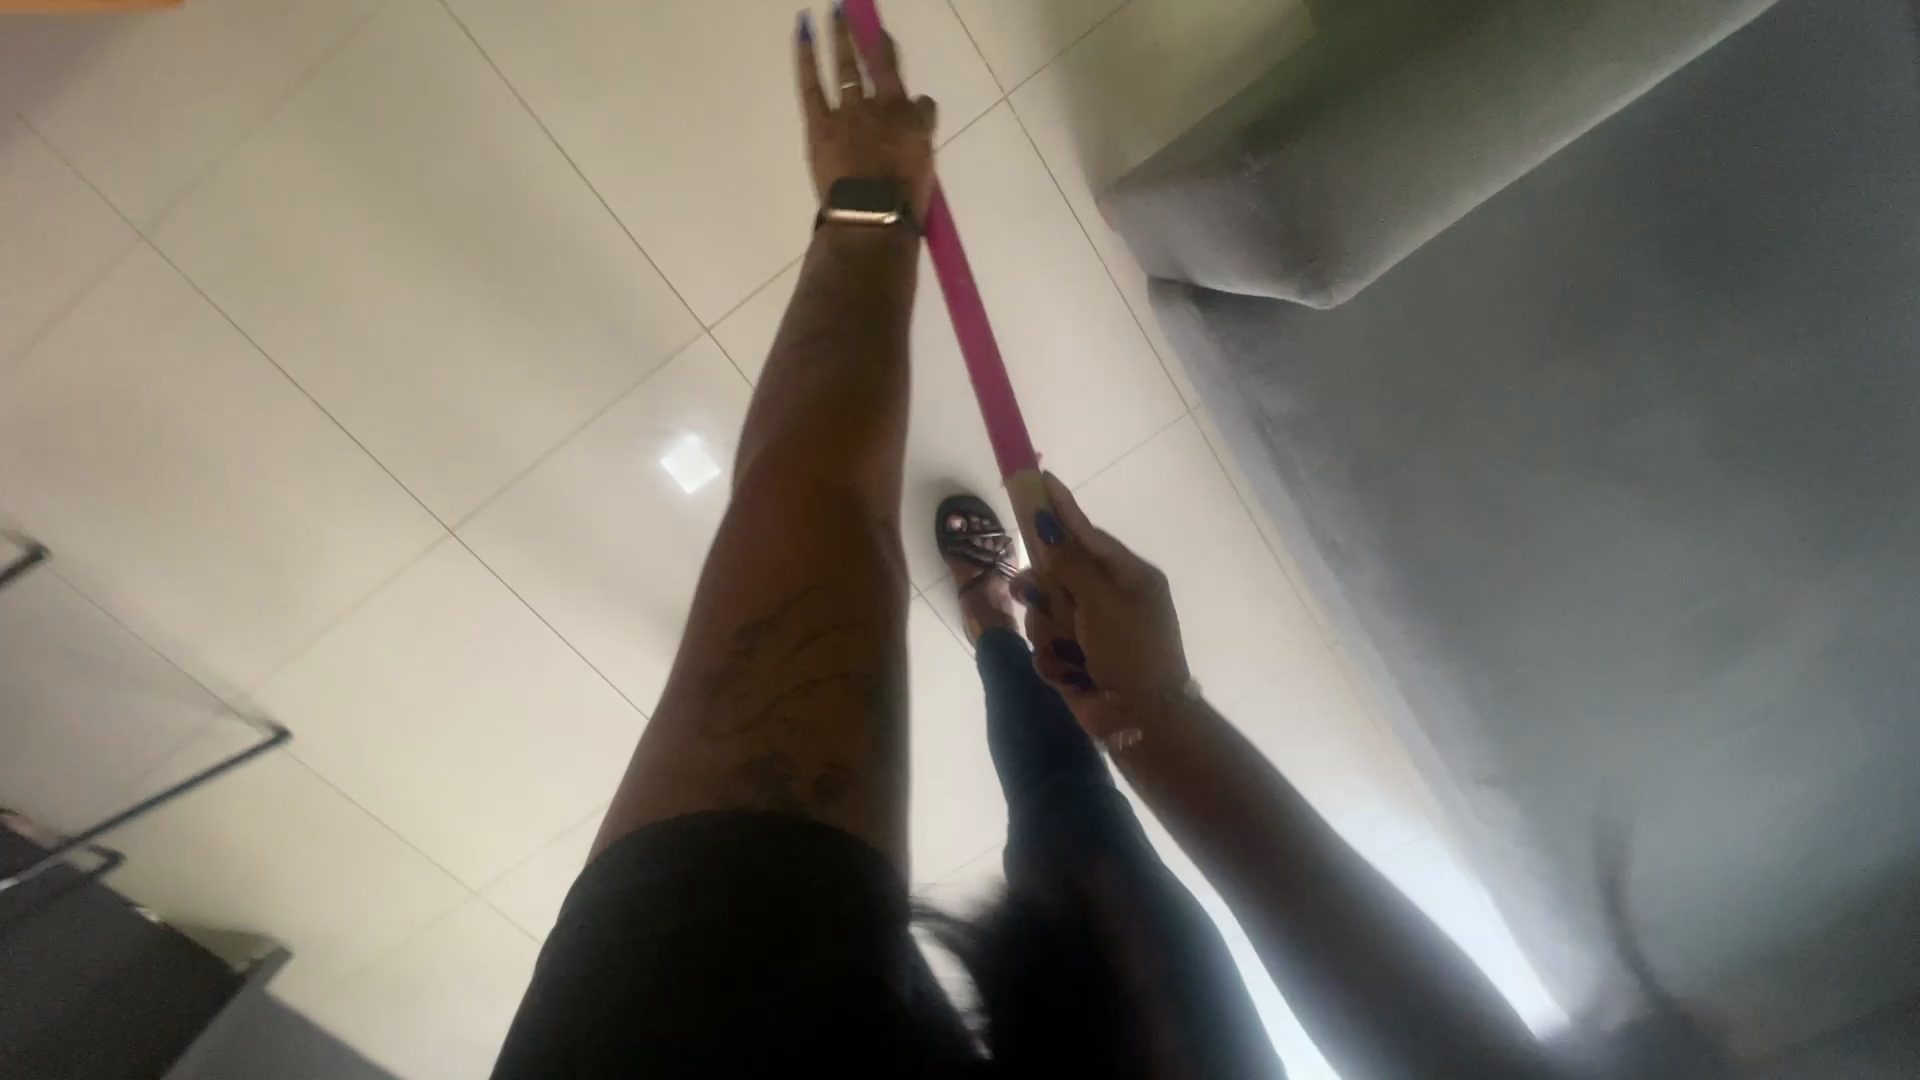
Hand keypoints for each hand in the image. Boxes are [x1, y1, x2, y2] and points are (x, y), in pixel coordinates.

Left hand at [796, 6, 938, 224]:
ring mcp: (849, 112)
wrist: (871, 218)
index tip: (893, 54)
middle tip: (861, 21)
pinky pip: (811, 84)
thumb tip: (917, 124)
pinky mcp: (821, 124)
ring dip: (841, 37)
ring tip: (834, 13)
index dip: (906, 79)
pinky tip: (803, 30)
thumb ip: (918, 144)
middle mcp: (882, 108)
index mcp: (912, 123)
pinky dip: (806, 55)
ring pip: (846, 67)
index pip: (916, 96)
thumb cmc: (901, 206)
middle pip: (879, 68)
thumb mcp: (924, 175)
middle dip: (871, 43)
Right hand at [1016, 473, 1192, 737]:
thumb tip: (1048, 528)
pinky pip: (1044, 644)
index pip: (1086, 534)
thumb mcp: (1104, 601)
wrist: (1141, 721)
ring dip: (1050, 630)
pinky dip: (1054, 659)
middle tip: (1030, 592)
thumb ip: (1071, 564)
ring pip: (1043, 611)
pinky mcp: (1073, 658)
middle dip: (1043, 588)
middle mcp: (1106, 598)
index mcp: (1128, 577)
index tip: (1039, 480)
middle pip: (1055, 573)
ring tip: (1068, 649)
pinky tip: (1071, 673)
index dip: (1060, 510)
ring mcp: (1089, 630)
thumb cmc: (1132, 651)